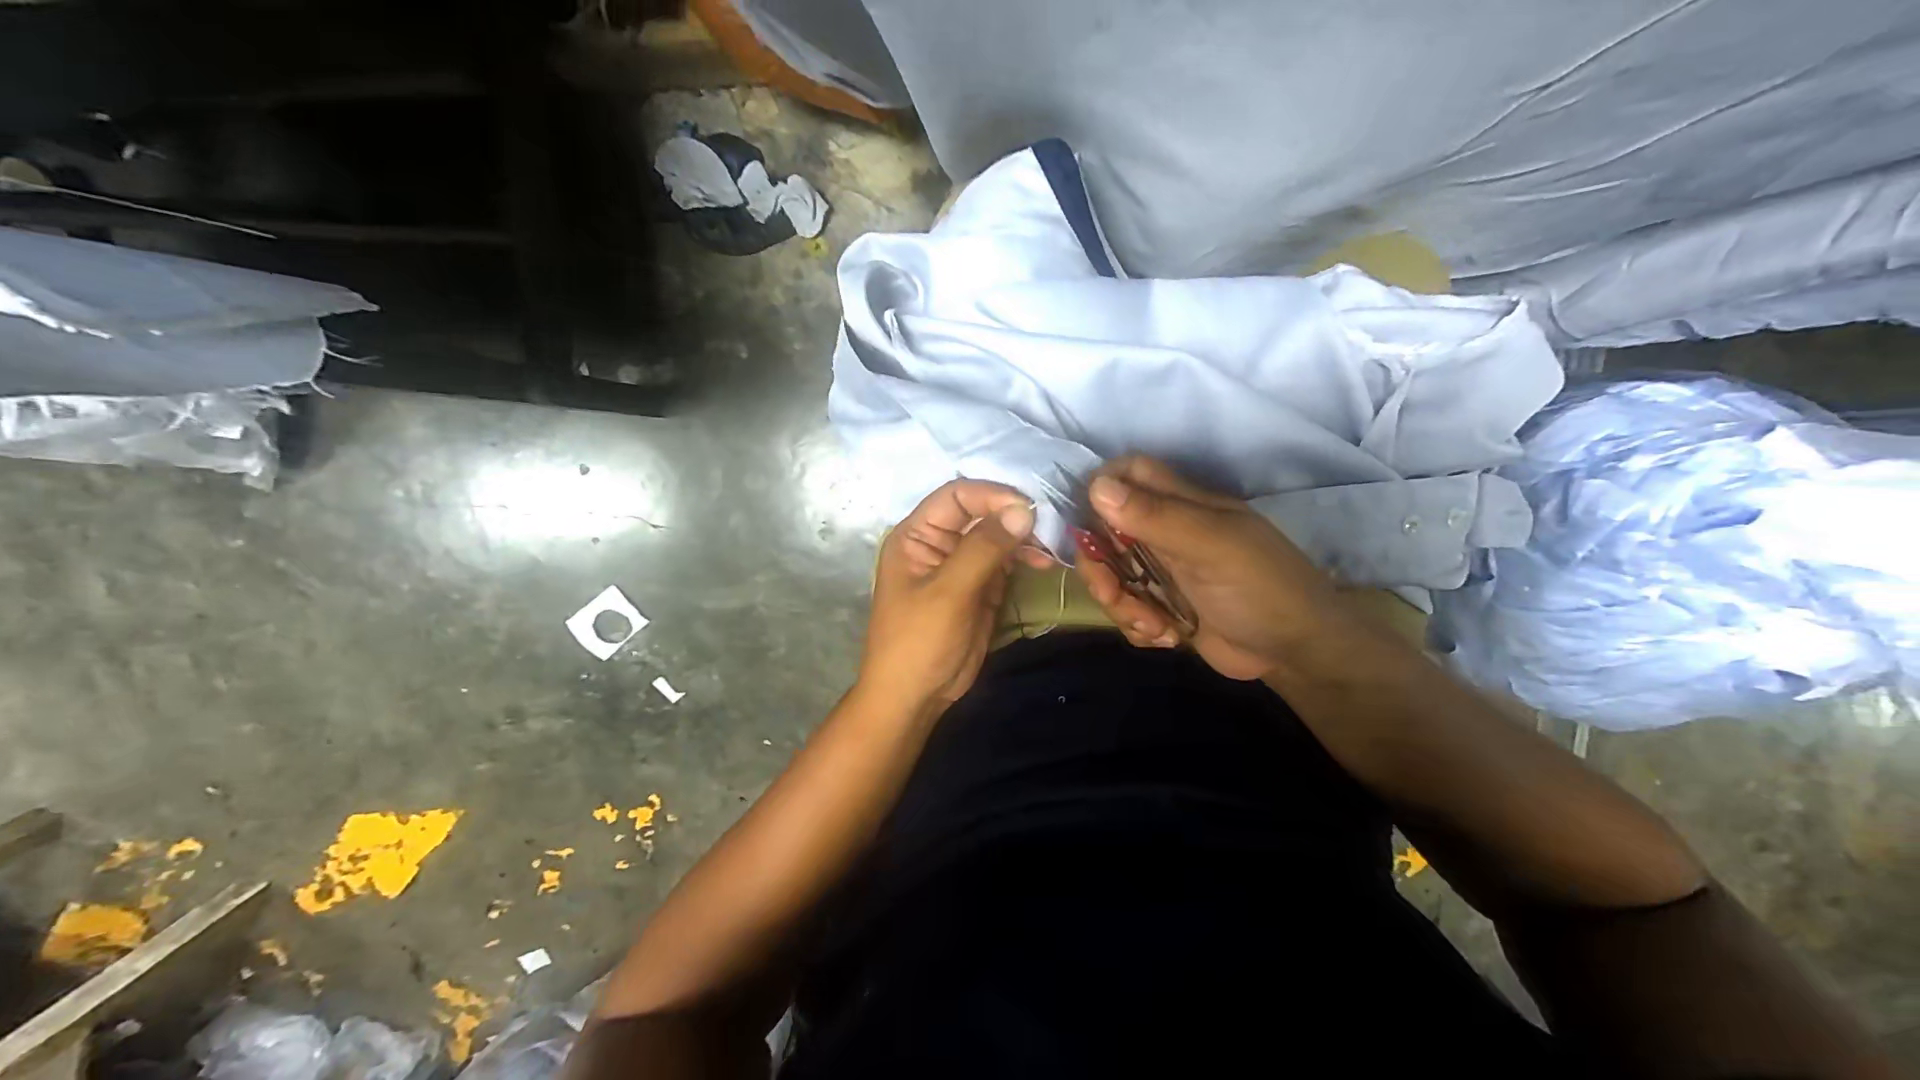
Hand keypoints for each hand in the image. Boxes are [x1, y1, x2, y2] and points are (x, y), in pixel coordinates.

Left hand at [859, 479, 1050, 711]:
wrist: (913, 698)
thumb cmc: (919, 642)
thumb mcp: (949, 592)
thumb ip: (983, 548)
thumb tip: (1024, 509)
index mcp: (916, 535)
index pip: (957, 496)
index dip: (992, 496)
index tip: (1029, 509)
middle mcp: (937, 543)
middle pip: (980, 513)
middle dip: (1014, 517)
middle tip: (1048, 531)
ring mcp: (960, 565)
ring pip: (997, 536)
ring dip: (1024, 539)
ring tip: (1049, 551)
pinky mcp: (979, 587)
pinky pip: (1005, 562)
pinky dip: (1025, 559)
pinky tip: (1044, 564)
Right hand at [1074, 456, 1353, 679]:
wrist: (1297, 654)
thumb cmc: (1263, 588)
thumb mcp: (1213, 547)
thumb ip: (1157, 517)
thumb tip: (1096, 486)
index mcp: (1181, 505)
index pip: (1128, 474)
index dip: (1100, 488)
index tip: (1088, 525)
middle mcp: (1165, 533)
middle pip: (1103, 531)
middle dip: (1100, 567)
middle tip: (1114, 594)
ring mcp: (1162, 571)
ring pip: (1110, 575)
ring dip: (1120, 604)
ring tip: (1156, 627)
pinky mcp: (1162, 607)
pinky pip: (1126, 609)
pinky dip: (1137, 626)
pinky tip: (1167, 638)